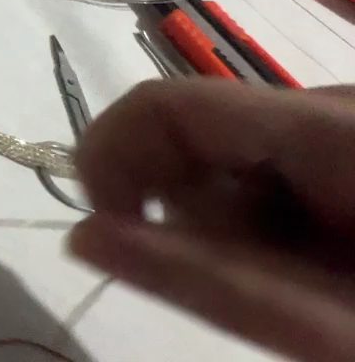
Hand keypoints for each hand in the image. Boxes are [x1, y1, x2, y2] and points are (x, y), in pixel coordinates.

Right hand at [68, 79, 354, 360]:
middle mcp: (352, 106)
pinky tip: (352, 279)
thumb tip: (80, 234)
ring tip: (334, 302)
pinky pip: (301, 170)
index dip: (110, 158)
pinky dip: (302, 229)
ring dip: (258, 232)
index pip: (167, 106)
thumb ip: (219, 285)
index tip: (106, 232)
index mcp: (345, 129)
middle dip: (208, 218)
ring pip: (252, 161)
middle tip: (271, 302)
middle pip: (209, 140)